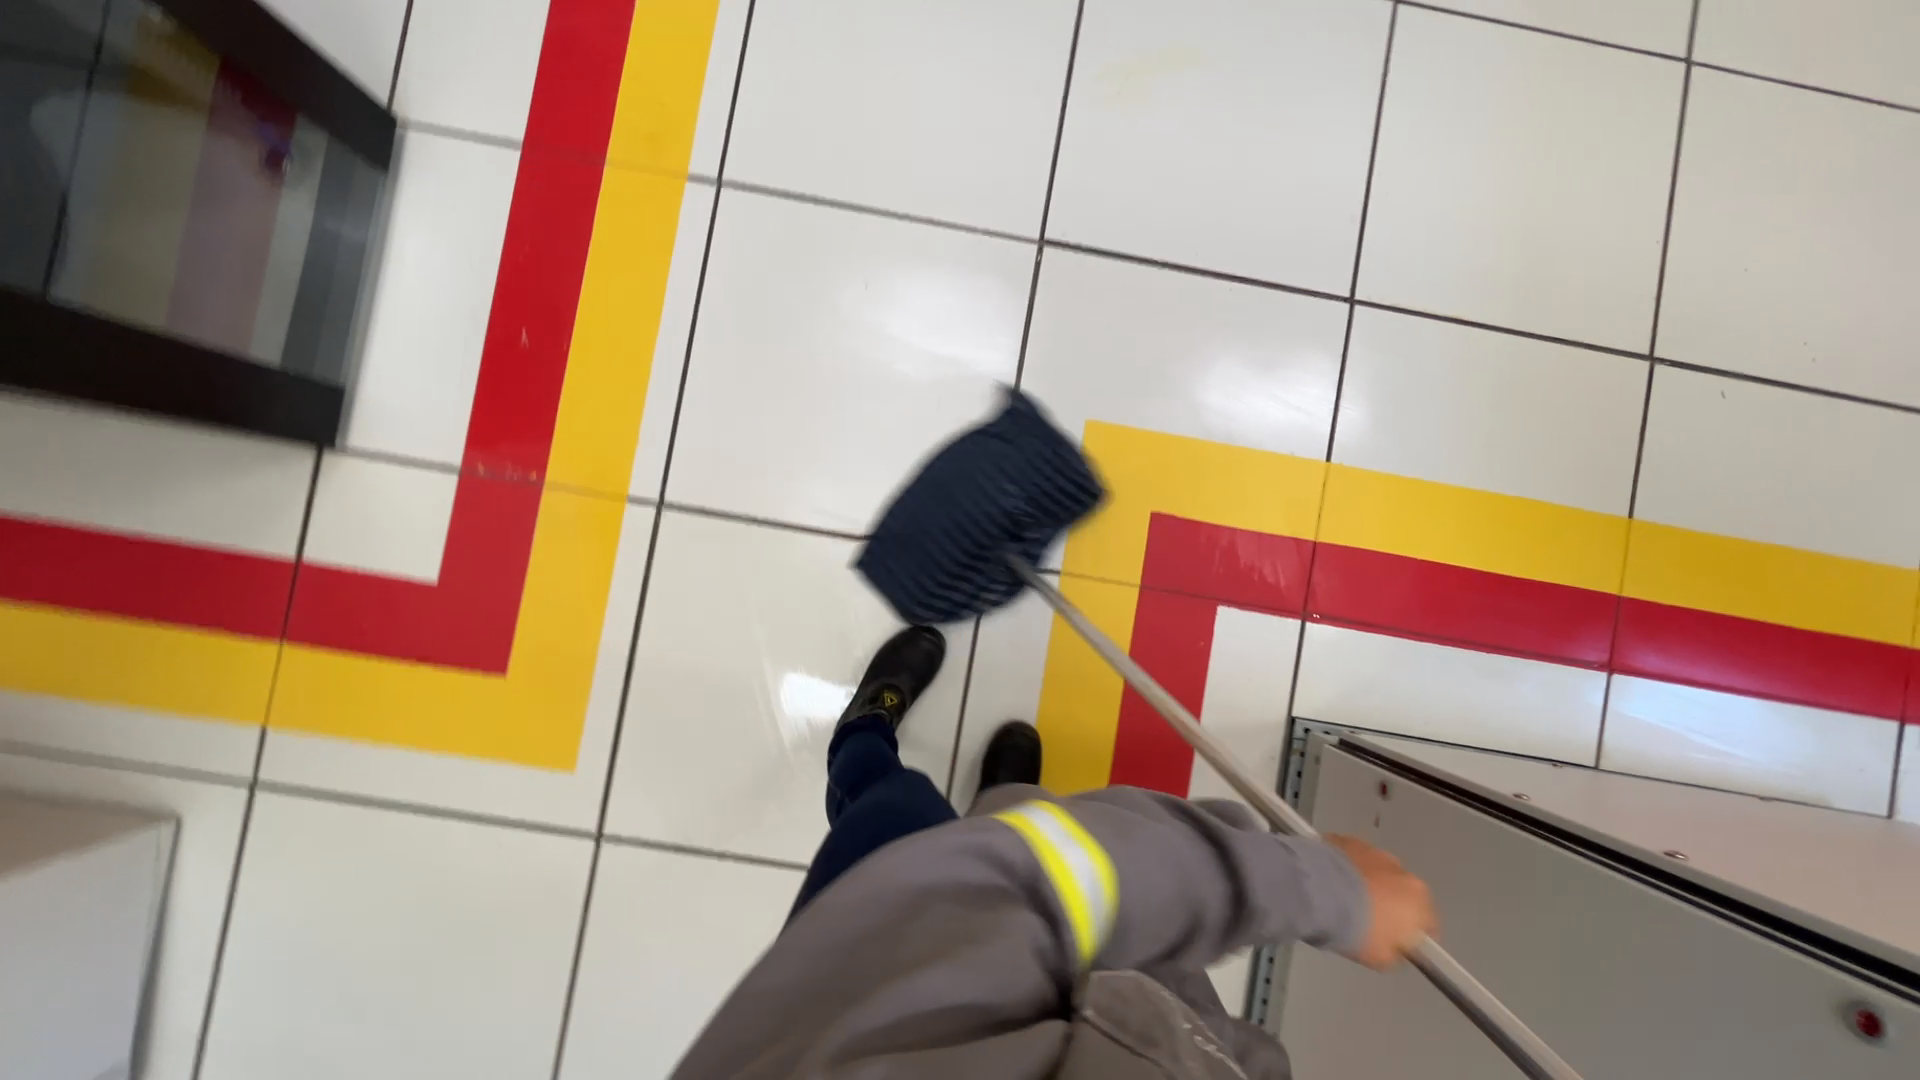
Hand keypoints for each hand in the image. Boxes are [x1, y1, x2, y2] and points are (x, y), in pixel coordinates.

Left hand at [1326, 834, 1436, 970]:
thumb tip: (1394, 944)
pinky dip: (1345, 867)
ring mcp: (1372, 850)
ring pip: (1376, 872)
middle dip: (1388, 904)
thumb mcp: (1383, 958)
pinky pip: (1351, 858)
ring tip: (1342, 897)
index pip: (1427, 923)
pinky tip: (1329, 879)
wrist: (1316, 891)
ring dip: (1366, 882)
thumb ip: (1396, 951)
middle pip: (1401, 892)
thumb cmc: (1356, 929)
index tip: (1396, 943)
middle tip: (1365, 918)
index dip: (1413, 936)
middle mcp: (1401, 870)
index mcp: (1419, 899)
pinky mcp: (1345, 840)